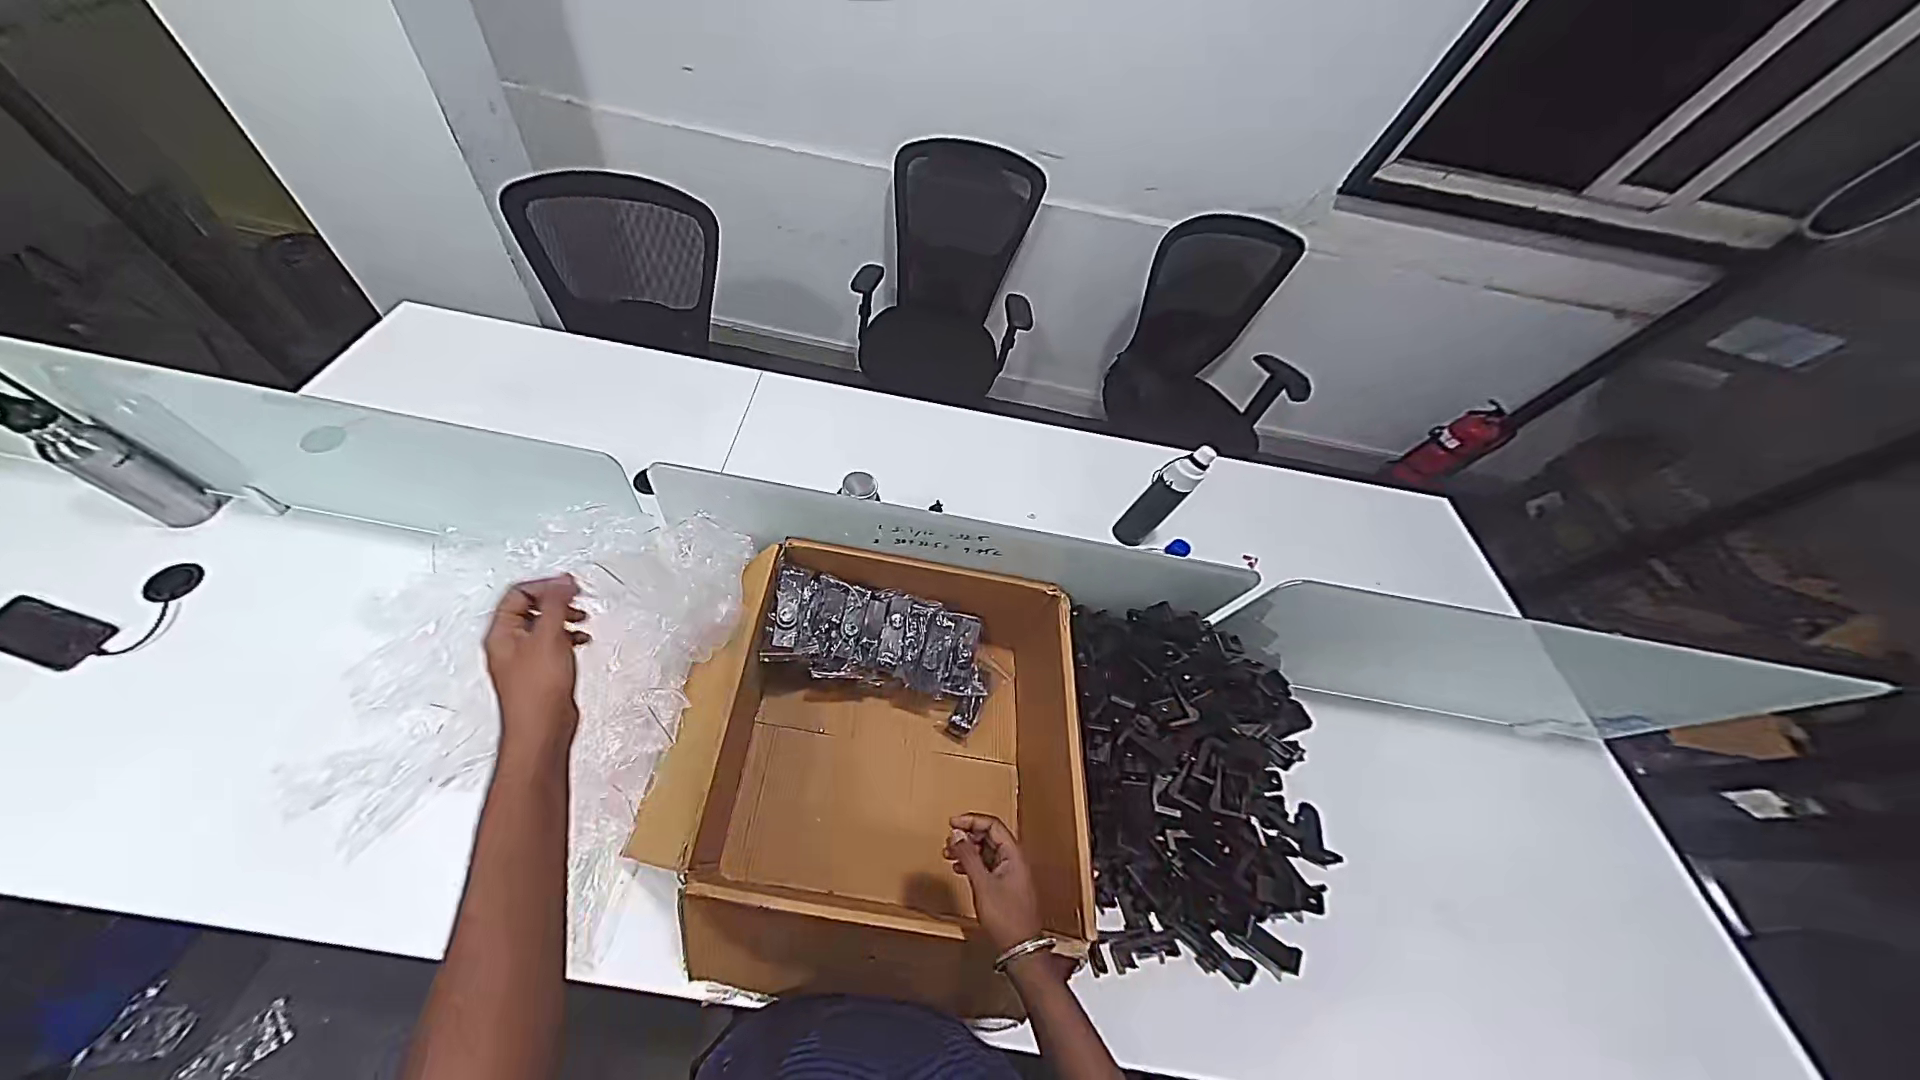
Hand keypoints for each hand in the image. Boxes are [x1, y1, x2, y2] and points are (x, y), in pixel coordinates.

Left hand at [484, 575, 589, 757]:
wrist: (542, 727)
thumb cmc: (537, 691)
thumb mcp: (549, 636)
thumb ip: (556, 605)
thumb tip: (562, 582)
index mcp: (502, 633)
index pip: (519, 593)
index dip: (546, 585)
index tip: (569, 585)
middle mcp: (509, 644)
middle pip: (530, 607)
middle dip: (556, 600)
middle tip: (576, 598)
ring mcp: (524, 658)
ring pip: (543, 625)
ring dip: (563, 617)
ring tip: (580, 619)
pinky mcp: (540, 670)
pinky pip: (553, 642)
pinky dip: (568, 636)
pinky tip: (579, 640)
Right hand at [945, 813, 1044, 957]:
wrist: (1020, 948)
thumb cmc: (1006, 918)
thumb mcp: (983, 884)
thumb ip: (969, 857)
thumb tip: (957, 834)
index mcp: (1013, 854)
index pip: (992, 825)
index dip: (971, 820)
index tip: (953, 823)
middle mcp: (1013, 859)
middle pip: (989, 836)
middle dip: (967, 836)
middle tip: (949, 841)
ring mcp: (1010, 872)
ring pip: (987, 850)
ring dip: (968, 850)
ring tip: (949, 854)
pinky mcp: (1005, 884)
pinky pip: (987, 864)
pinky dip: (972, 863)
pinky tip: (959, 869)